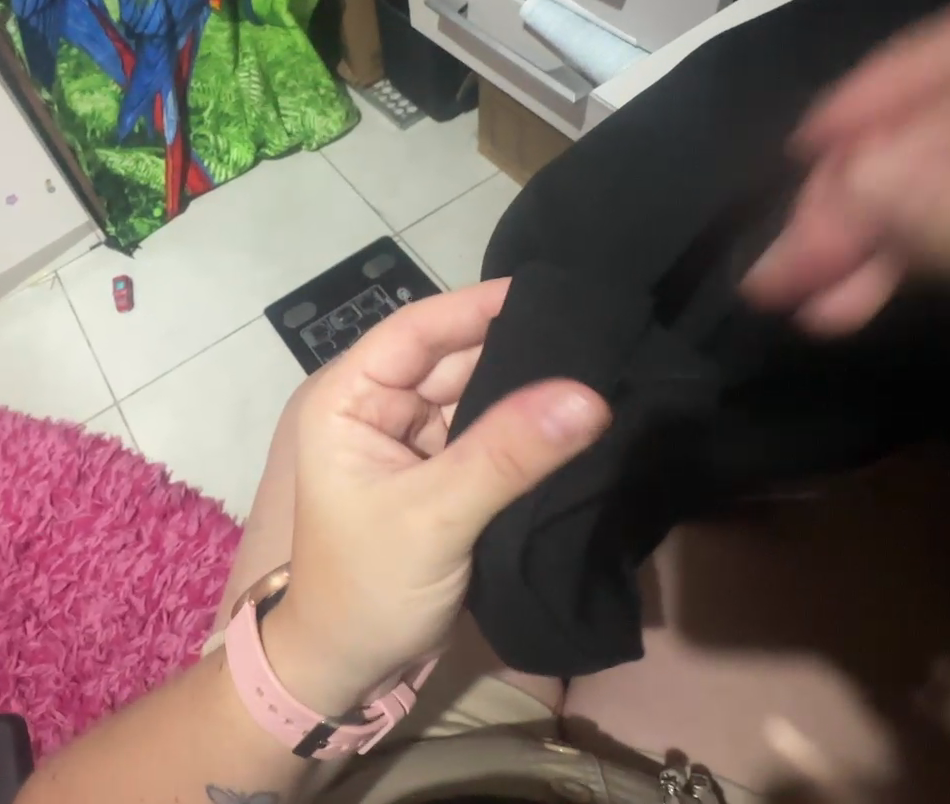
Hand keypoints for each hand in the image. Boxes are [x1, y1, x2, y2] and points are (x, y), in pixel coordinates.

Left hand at [254, 280, 609, 713]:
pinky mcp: (438, 466)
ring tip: (602, 359)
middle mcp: (375, 403)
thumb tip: (587, 394)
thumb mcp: (432, 516)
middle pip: (451, 357)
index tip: (552, 290)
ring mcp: (408, 434)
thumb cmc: (367, 584)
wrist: (350, 660)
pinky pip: (484, 428)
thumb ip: (505, 454)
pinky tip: (574, 408)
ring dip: (525, 382)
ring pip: (473, 391)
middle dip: (515, 344)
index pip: (414, 331)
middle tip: (599, 327)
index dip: (476, 307)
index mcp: (347, 397)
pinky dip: (522, 422)